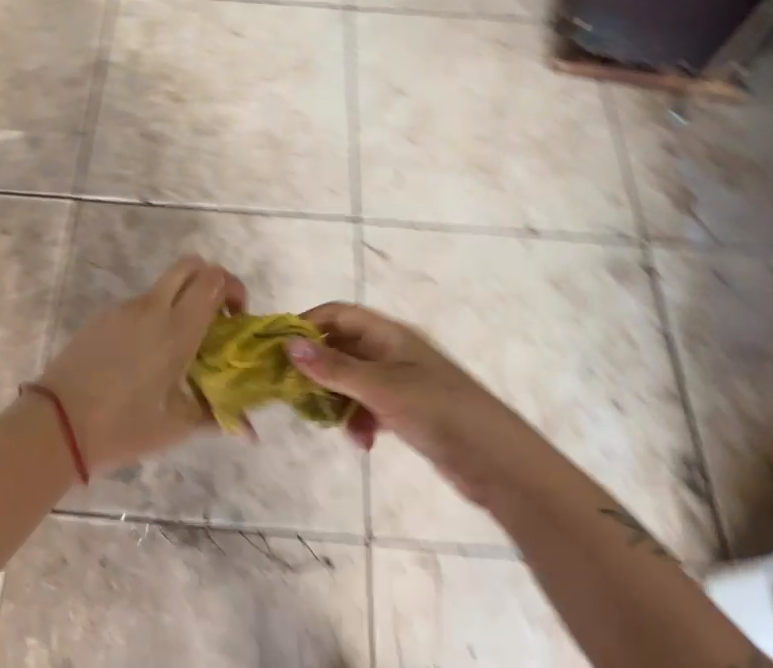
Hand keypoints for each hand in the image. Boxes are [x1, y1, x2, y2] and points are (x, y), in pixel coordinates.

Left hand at [35, 256, 245, 474]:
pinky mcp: (101, 318)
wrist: (56, 425)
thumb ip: (216, 417)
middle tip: (215, 315)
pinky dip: (153, 318)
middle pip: (190, 265)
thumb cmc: (122, 427)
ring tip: (178, 347)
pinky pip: (138, 306)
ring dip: (180, 302)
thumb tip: (251, 430)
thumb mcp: (175, 426)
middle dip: (210, 280)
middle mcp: (153, 309)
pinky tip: (144, 357)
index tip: (236, 316)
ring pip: (163, 288)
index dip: (233, 288)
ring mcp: (123, 310)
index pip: (214, 280)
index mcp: (177, 330)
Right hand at [288, 302, 533, 507]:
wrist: (495, 459)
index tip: (277, 349)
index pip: (339, 314)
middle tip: (290, 391)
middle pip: (342, 347)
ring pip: (352, 381)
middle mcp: (393, 351)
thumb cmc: (437, 410)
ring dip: (336, 400)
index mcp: (389, 334)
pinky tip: (362, 444)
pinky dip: (359, 421)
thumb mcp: (380, 388)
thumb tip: (288, 344)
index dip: (308, 324)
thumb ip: (334, 368)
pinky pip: (369, 407)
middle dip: (316, 368)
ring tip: (326, 423)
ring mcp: (401, 382)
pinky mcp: (407, 412)